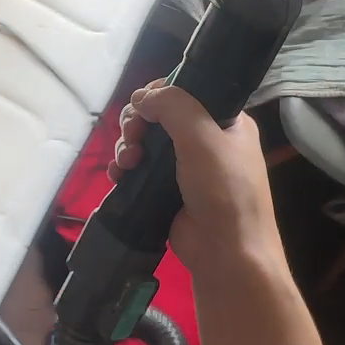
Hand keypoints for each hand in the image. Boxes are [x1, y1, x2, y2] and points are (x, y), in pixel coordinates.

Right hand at [110, 79, 285, 279]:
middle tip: (132, 138)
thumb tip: (141, 97)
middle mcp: (205, 139)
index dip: (157, 94)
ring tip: (126, 164)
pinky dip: (124, 167)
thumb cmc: (223, 191)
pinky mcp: (165, 189)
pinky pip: (138, 168)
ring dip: (127, 146)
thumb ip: (173, 106)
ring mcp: (184, 166)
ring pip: (144, 140)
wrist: (225, 253)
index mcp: (225, 120)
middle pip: (158, 115)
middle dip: (137, 123)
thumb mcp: (203, 138)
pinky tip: (119, 175)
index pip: (184, 90)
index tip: (142, 109)